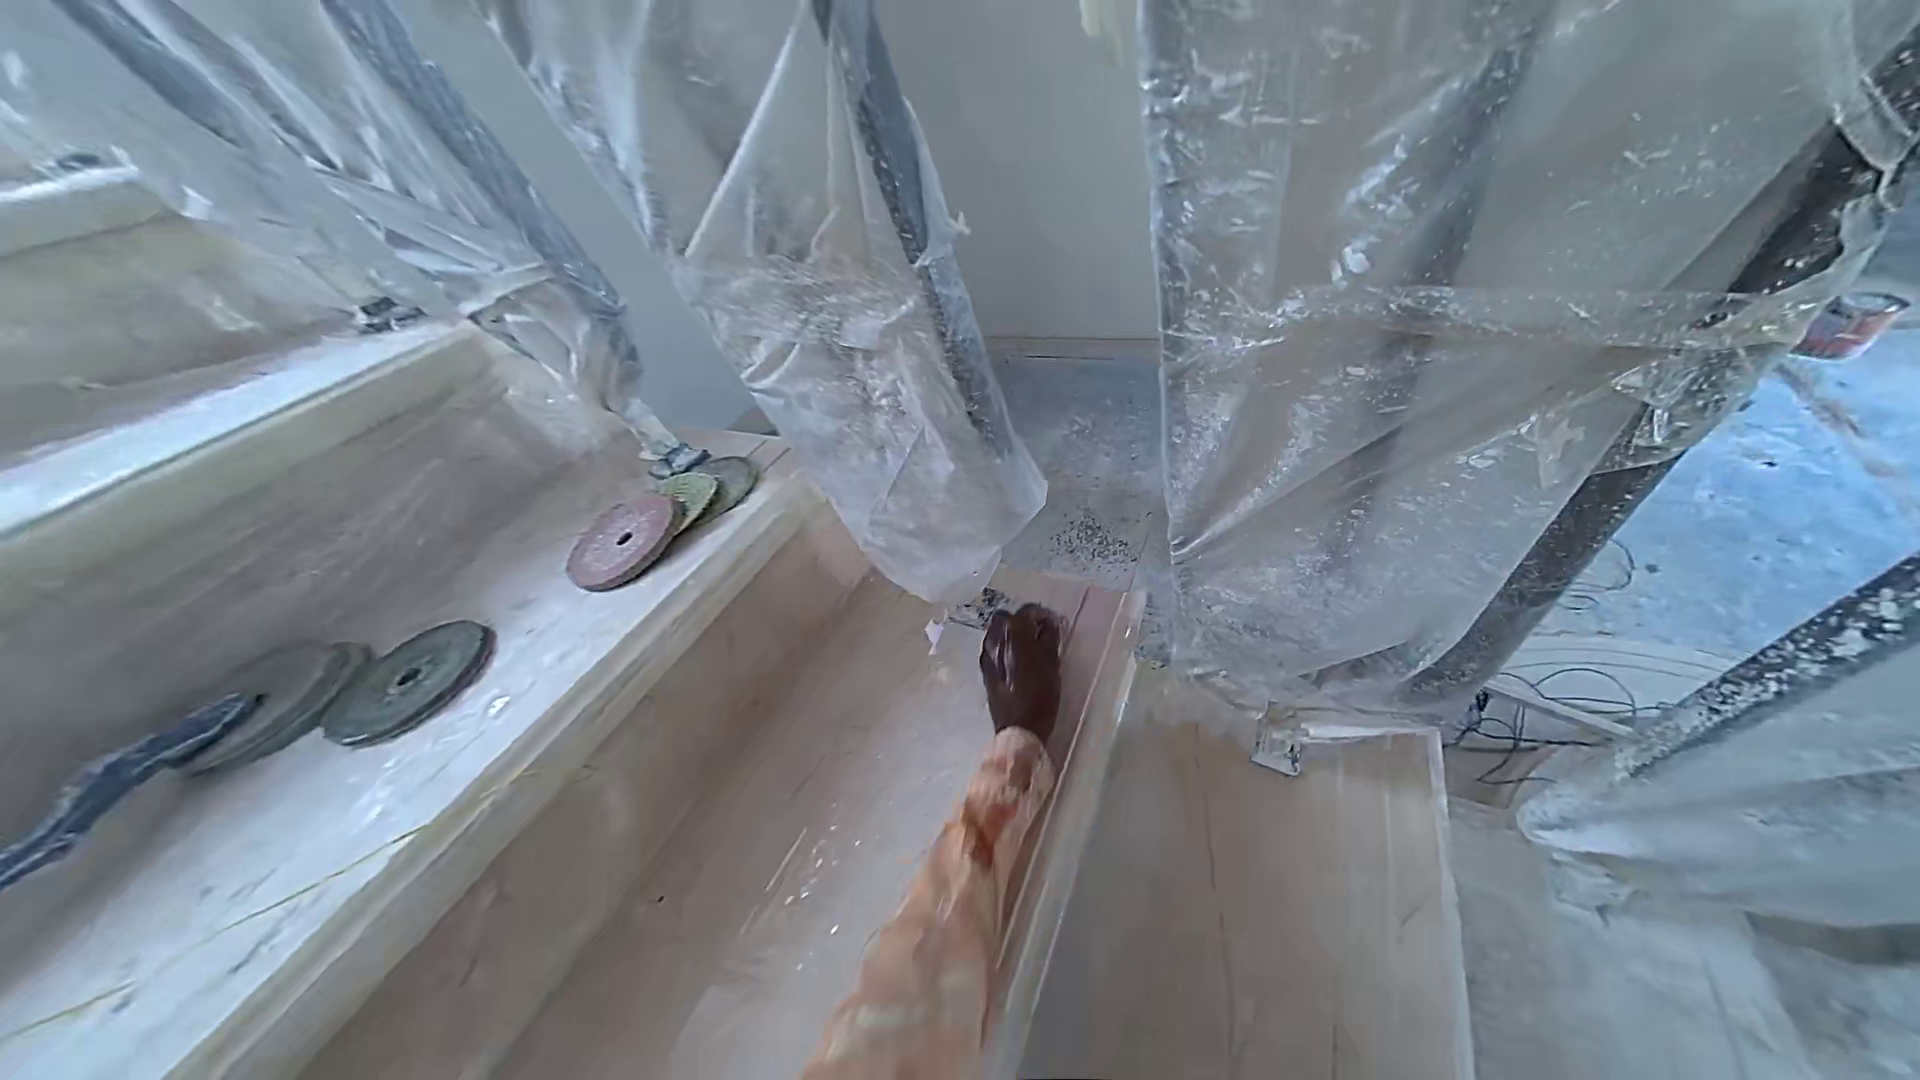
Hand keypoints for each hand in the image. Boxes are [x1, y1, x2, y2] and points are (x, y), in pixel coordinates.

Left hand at [979, 603, 1062, 747]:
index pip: (1027, 611)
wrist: (1020, 726)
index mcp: (1014, 633)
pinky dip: (1002, 647)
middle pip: (1007, 618)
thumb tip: (1048, 622)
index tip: (1052, 623)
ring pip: (996, 632)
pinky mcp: (984, 669)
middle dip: (1022, 621)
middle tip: (1038, 633)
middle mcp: (996, 639)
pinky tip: (1014, 659)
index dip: (1041, 614)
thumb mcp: (1052, 663)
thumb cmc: (1041, 694)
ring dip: (1010, 633)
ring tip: (1026, 646)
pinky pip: (992, 648)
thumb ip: (1049, 637)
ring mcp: (987, 654)